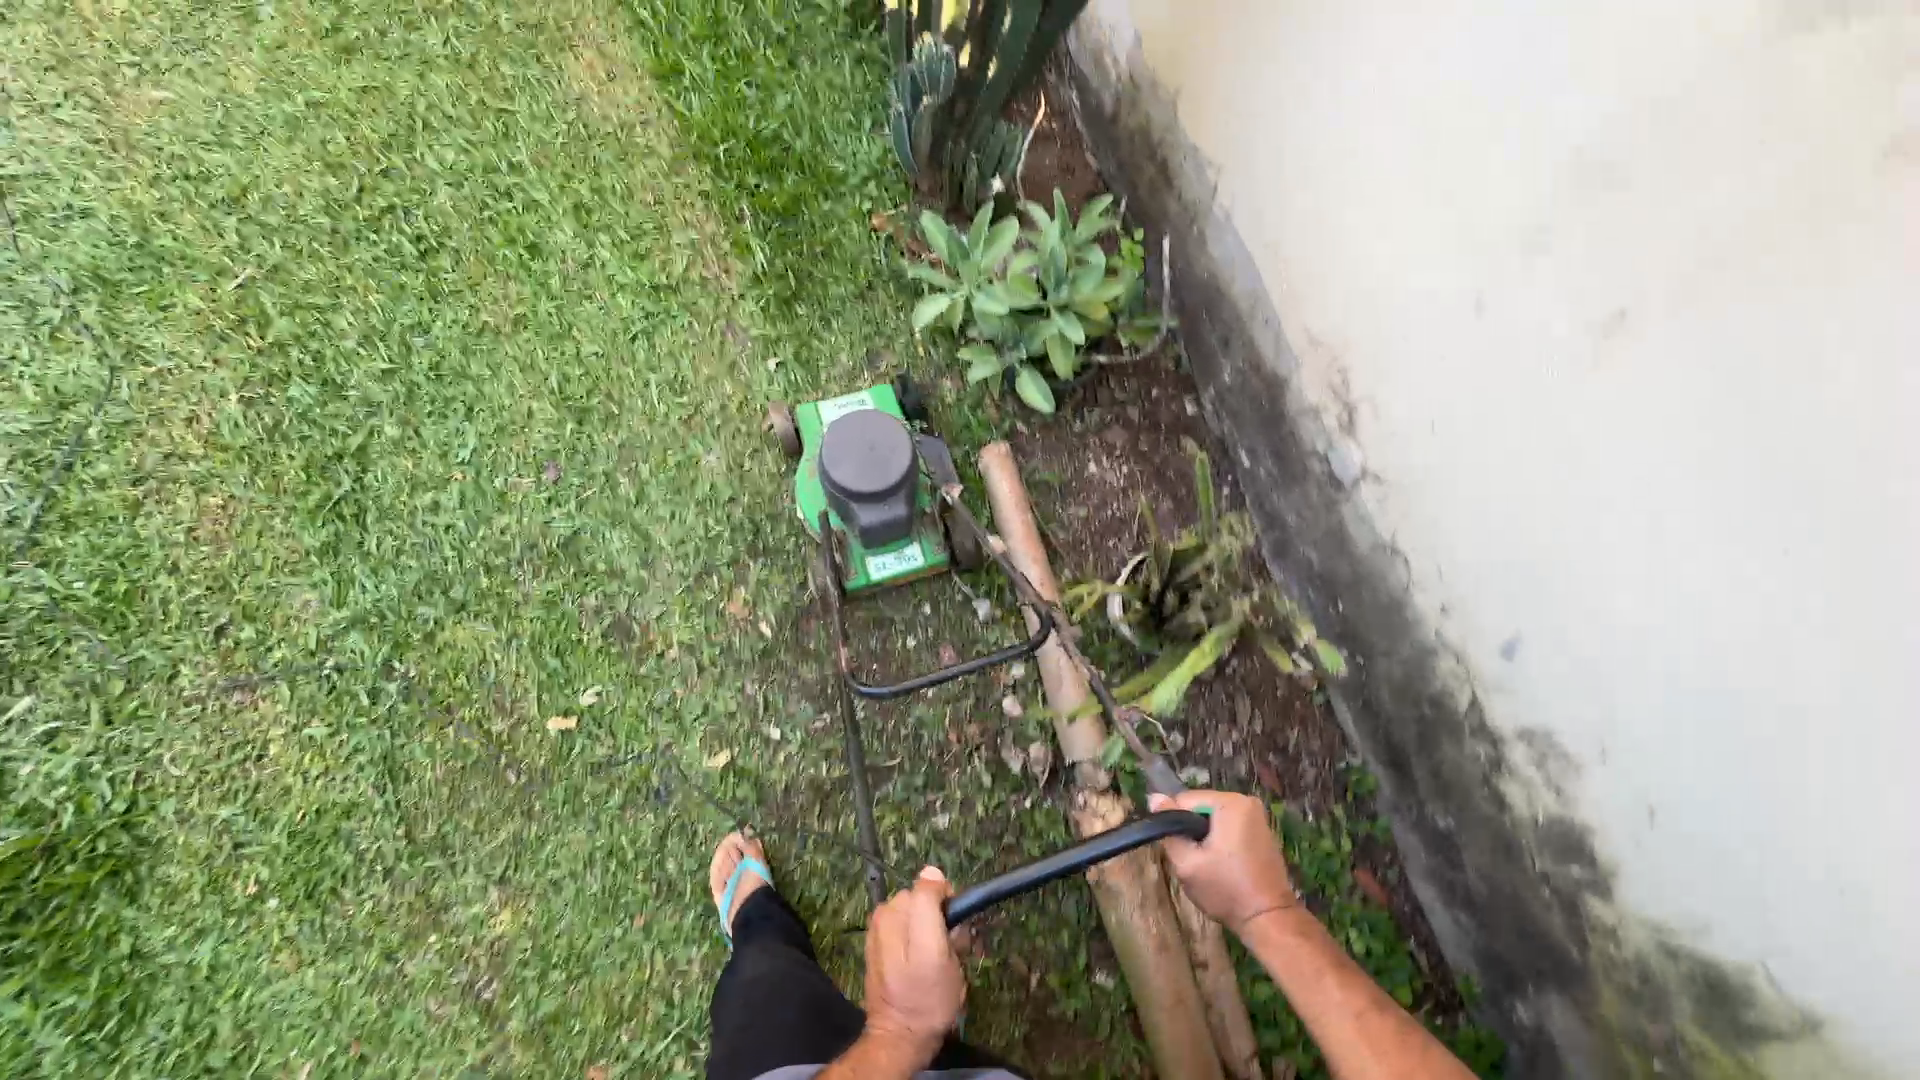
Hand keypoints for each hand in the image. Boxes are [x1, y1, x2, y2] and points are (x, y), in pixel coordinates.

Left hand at [862, 866, 965, 1059]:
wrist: (901, 1037)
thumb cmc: (925, 997)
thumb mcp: (934, 951)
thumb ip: (929, 905)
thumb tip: (931, 870)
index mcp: (895, 910)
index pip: (932, 887)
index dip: (951, 907)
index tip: (956, 933)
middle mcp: (885, 914)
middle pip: (926, 902)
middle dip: (943, 922)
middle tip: (952, 953)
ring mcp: (881, 931)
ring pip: (921, 918)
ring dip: (935, 935)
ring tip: (940, 965)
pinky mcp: (883, 948)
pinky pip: (910, 933)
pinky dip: (921, 944)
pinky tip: (925, 969)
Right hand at [1149, 789, 1295, 934]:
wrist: (1268, 920)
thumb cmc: (1226, 890)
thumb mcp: (1187, 863)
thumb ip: (1169, 829)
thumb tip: (1154, 797)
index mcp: (1230, 803)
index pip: (1184, 800)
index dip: (1175, 824)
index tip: (1182, 851)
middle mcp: (1246, 802)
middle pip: (1199, 808)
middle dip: (1191, 832)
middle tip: (1194, 861)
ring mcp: (1257, 817)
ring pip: (1212, 819)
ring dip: (1205, 838)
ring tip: (1208, 866)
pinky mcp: (1262, 832)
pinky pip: (1228, 827)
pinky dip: (1220, 842)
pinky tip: (1222, 866)